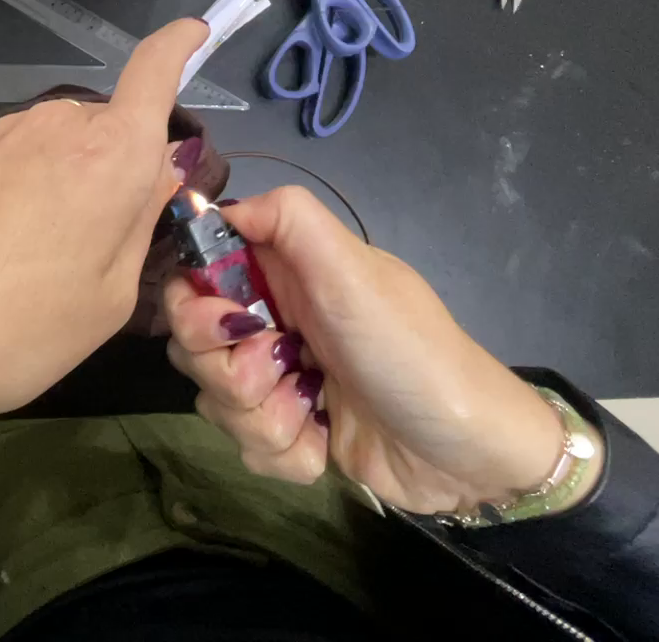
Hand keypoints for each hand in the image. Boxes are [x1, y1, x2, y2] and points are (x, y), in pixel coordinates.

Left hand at [0, 19, 210, 448]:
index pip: (154, 71)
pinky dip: (35, 189)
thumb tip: (160, 169)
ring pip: (66, 145)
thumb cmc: (15, 332)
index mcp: (110, 152)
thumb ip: (142, 220)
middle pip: (112, 127)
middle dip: (123, 169)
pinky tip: (4, 250)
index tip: (196, 33)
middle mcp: (57, 124)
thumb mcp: (108, 297)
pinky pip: (25, 157)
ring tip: (45, 262)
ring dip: (74, 184)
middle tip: (105, 245)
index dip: (179, 46)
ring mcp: (1, 134)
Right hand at [164, 186, 596, 514]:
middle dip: (231, 372)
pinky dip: (284, 452)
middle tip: (286, 371)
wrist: (470, 456)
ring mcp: (272, 377)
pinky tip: (321, 445)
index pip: (188, 278)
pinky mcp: (284, 429)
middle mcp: (263, 319)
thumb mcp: (353, 271)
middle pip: (189, 344)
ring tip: (316, 412)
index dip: (192, 306)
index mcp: (274, 273)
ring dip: (264, 417)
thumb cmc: (408, 352)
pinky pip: (243, 443)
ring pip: (213, 398)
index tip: (227, 326)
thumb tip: (208, 203)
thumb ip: (288, 218)